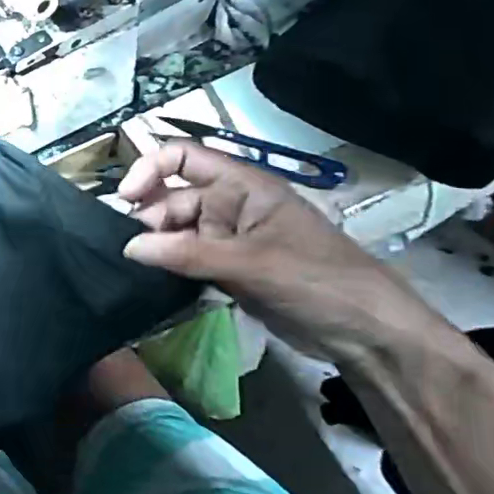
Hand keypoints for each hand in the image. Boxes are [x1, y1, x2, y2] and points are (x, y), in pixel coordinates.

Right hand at [116, 142, 460, 367]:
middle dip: (146, 217)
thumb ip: (186, 254)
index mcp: (242, 187)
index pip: (183, 158)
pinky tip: (150, 278)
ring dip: (154, 245)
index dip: (150, 169)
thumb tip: (128, 248)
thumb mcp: (252, 263)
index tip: (126, 198)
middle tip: (128, 247)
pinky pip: (182, 257)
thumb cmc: (319, 280)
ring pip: (173, 231)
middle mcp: (229, 206)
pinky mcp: (224, 268)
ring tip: (136, 266)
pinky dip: (165, 265)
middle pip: (171, 197)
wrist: (368, 335)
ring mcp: (226, 238)